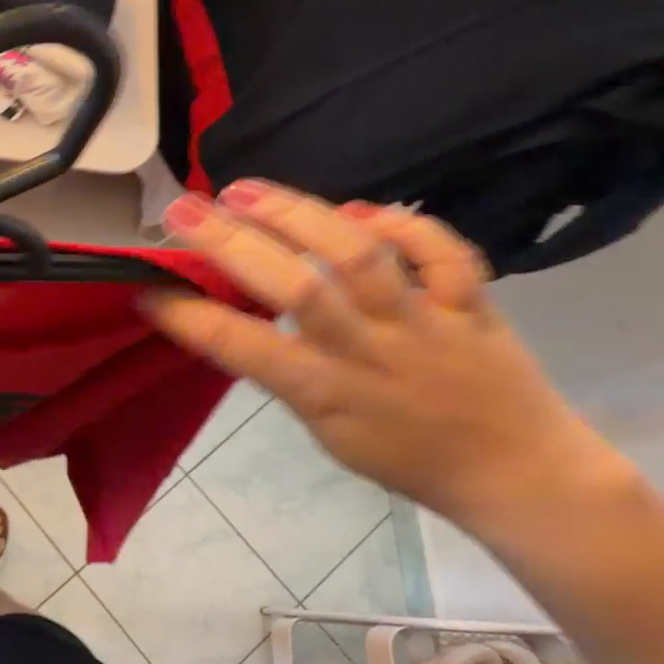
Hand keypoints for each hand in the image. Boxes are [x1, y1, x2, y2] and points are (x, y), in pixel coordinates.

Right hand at [139, 180, 624, 530]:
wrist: (517, 473)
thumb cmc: (404, 458)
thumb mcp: (326, 431)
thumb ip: (286, 374)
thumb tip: (239, 320)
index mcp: (325, 392)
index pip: (241, 348)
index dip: (188, 316)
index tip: (147, 290)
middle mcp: (369, 351)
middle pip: (296, 288)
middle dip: (231, 245)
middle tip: (182, 211)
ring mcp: (425, 323)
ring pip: (361, 257)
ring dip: (299, 216)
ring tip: (245, 191)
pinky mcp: (474, 304)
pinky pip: (443, 254)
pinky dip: (404, 225)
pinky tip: (362, 211)